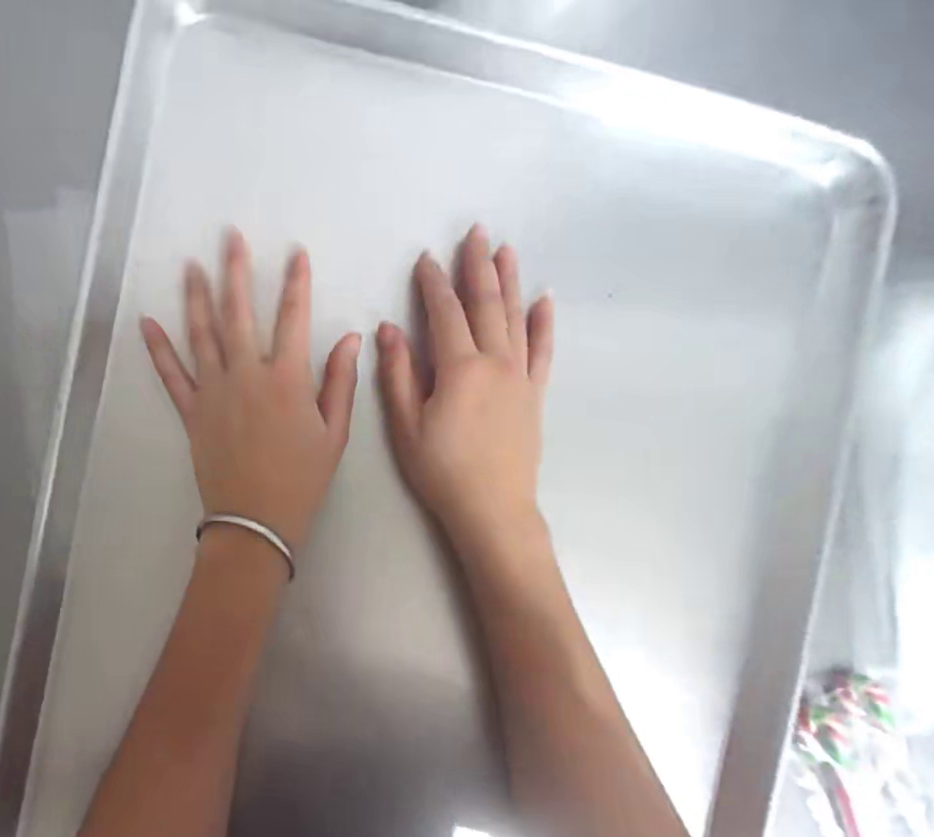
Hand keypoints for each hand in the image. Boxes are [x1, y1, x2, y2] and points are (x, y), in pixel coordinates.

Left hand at [141, 229, 361, 554]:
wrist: (256, 522)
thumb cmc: (302, 480)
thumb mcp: (334, 435)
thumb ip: (341, 384)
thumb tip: (351, 339)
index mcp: (287, 380)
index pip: (294, 319)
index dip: (296, 283)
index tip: (296, 253)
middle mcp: (246, 376)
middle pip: (239, 314)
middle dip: (235, 272)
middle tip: (229, 237)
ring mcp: (214, 393)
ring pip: (202, 335)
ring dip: (197, 298)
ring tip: (192, 266)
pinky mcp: (192, 414)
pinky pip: (172, 376)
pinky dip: (159, 349)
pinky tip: (146, 323)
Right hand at [377, 225, 555, 556]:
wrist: (493, 508)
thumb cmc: (441, 472)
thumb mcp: (406, 427)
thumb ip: (398, 375)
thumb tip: (389, 329)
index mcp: (459, 368)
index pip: (445, 314)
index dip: (433, 284)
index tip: (426, 259)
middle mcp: (495, 361)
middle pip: (486, 304)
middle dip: (477, 267)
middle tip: (475, 232)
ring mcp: (521, 376)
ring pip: (516, 317)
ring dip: (509, 281)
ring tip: (505, 249)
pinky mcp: (535, 394)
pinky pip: (543, 349)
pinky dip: (543, 322)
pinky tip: (543, 299)